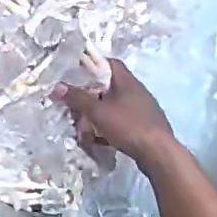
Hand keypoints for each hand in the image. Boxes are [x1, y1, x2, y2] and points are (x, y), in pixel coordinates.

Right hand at [53, 59, 176, 168]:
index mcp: (127, 82)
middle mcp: (137, 91)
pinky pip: (121, 119)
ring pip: (114, 104)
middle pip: (110, 85)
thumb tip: (58, 87)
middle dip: (90, 93)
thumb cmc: (127, 126)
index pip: (110, 63)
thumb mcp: (97, 111)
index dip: (92, 64)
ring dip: (98, 111)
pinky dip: (108, 124)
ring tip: (84, 121)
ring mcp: (142, 108)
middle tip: (75, 101)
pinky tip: (99, 137)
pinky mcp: (144, 124)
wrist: (158, 152)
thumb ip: (77, 98)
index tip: (76, 72)